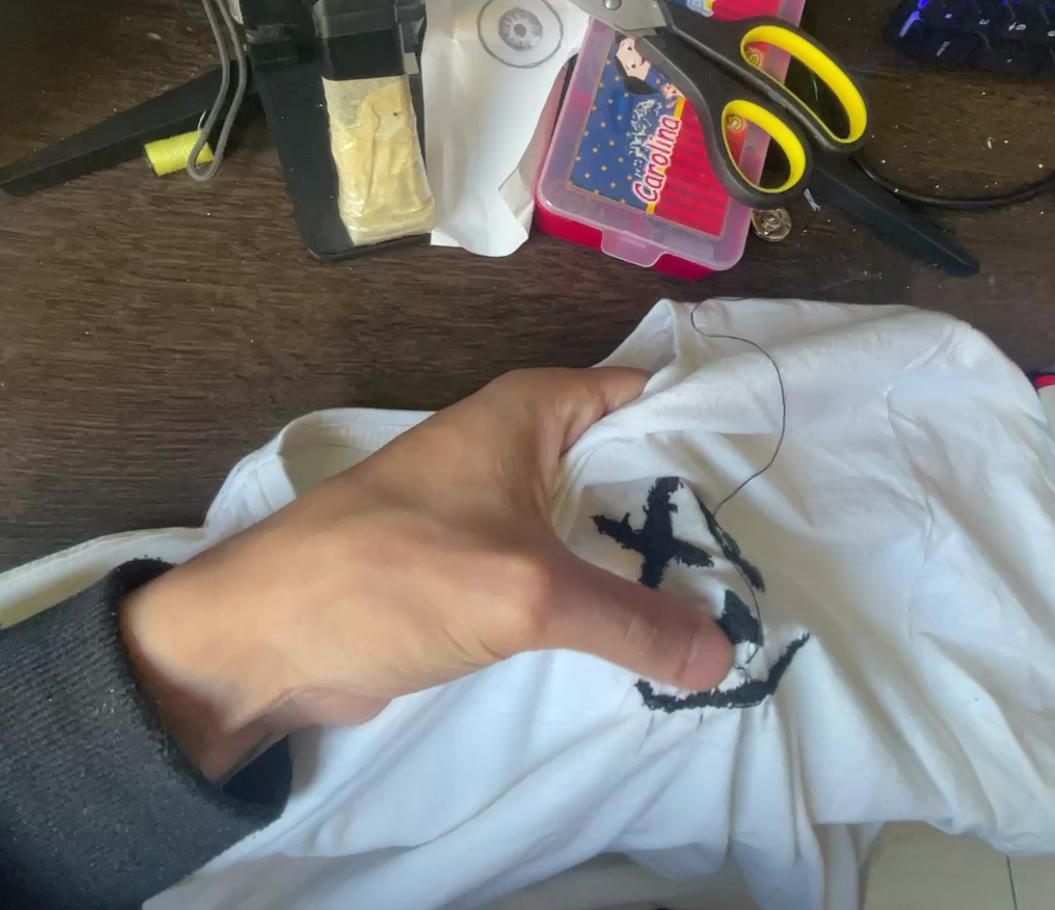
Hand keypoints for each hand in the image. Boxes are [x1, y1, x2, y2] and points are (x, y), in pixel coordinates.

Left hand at [117, 368, 736, 778]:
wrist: (271, 637)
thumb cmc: (394, 573)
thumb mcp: (523, 591)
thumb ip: (629, 619)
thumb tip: (725, 656)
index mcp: (536, 408)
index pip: (648, 398)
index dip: (712, 433)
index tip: (782, 482)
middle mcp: (527, 441)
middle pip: (633, 464)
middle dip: (693, 508)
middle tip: (775, 557)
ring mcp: (509, 502)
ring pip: (604, 519)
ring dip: (655, 558)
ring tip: (741, 600)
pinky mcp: (494, 557)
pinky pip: (572, 562)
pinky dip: (613, 590)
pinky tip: (666, 629)